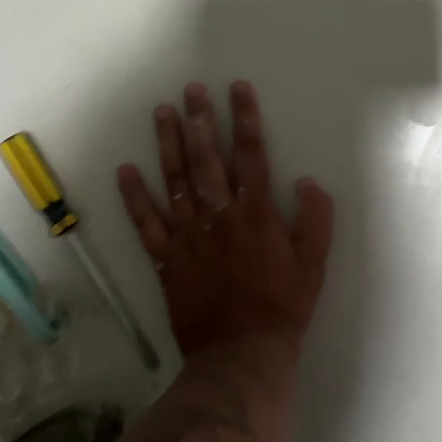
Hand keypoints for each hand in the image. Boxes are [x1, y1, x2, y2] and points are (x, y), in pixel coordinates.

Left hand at [117, 80, 334, 356]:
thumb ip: (315, 219)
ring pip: (176, 180)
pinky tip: (126, 170)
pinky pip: (147, 223)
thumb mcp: (314, 263)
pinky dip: (135, 197)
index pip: (252, 154)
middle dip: (201, 120)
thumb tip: (307, 181)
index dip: (246, 118)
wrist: (241, 352)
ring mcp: (190, 235)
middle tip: (191, 90)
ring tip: (162, 112)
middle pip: (208, 158)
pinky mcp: (167, 258)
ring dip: (168, 144)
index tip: (238, 88)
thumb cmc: (281, 305)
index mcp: (256, 212)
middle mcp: (220, 215)